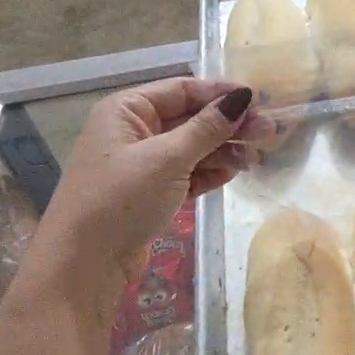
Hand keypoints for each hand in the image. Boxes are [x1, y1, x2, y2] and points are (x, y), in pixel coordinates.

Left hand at [40, 78, 269, 278]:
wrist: (84, 264)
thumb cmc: (120, 199)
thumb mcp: (167, 159)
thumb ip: (207, 128)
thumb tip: (242, 98)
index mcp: (127, 111)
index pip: (182, 90)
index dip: (221, 94)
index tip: (259, 100)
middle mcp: (133, 131)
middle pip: (191, 119)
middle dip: (229, 125)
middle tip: (269, 132)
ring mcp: (142, 164)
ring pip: (192, 148)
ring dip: (224, 151)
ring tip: (255, 159)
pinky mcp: (151, 193)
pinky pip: (187, 173)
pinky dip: (210, 172)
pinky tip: (234, 173)